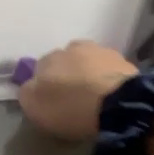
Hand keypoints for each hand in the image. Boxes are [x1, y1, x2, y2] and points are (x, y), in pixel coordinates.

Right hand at [16, 41, 136, 140]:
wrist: (119, 104)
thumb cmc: (70, 106)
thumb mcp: (34, 106)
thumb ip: (27, 92)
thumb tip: (31, 86)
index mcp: (48, 58)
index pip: (39, 68)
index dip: (43, 84)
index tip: (48, 99)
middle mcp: (73, 48)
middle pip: (65, 61)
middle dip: (66, 74)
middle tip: (71, 96)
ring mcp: (102, 52)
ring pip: (89, 62)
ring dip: (88, 74)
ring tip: (93, 96)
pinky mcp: (125, 62)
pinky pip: (110, 70)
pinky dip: (107, 79)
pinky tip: (109, 95)